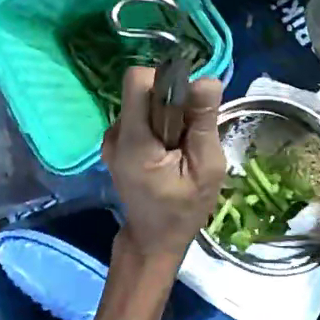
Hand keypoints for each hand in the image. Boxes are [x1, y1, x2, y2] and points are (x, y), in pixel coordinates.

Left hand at [101, 66, 224, 259]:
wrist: (153, 239)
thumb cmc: (183, 210)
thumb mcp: (207, 168)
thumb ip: (203, 122)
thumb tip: (207, 79)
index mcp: (134, 141)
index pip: (138, 81)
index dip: (167, 81)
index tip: (190, 103)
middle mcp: (115, 133)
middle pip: (142, 89)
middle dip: (171, 100)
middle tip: (190, 131)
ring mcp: (112, 137)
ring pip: (143, 101)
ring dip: (166, 112)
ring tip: (181, 145)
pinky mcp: (117, 141)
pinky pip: (140, 114)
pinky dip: (158, 123)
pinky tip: (169, 149)